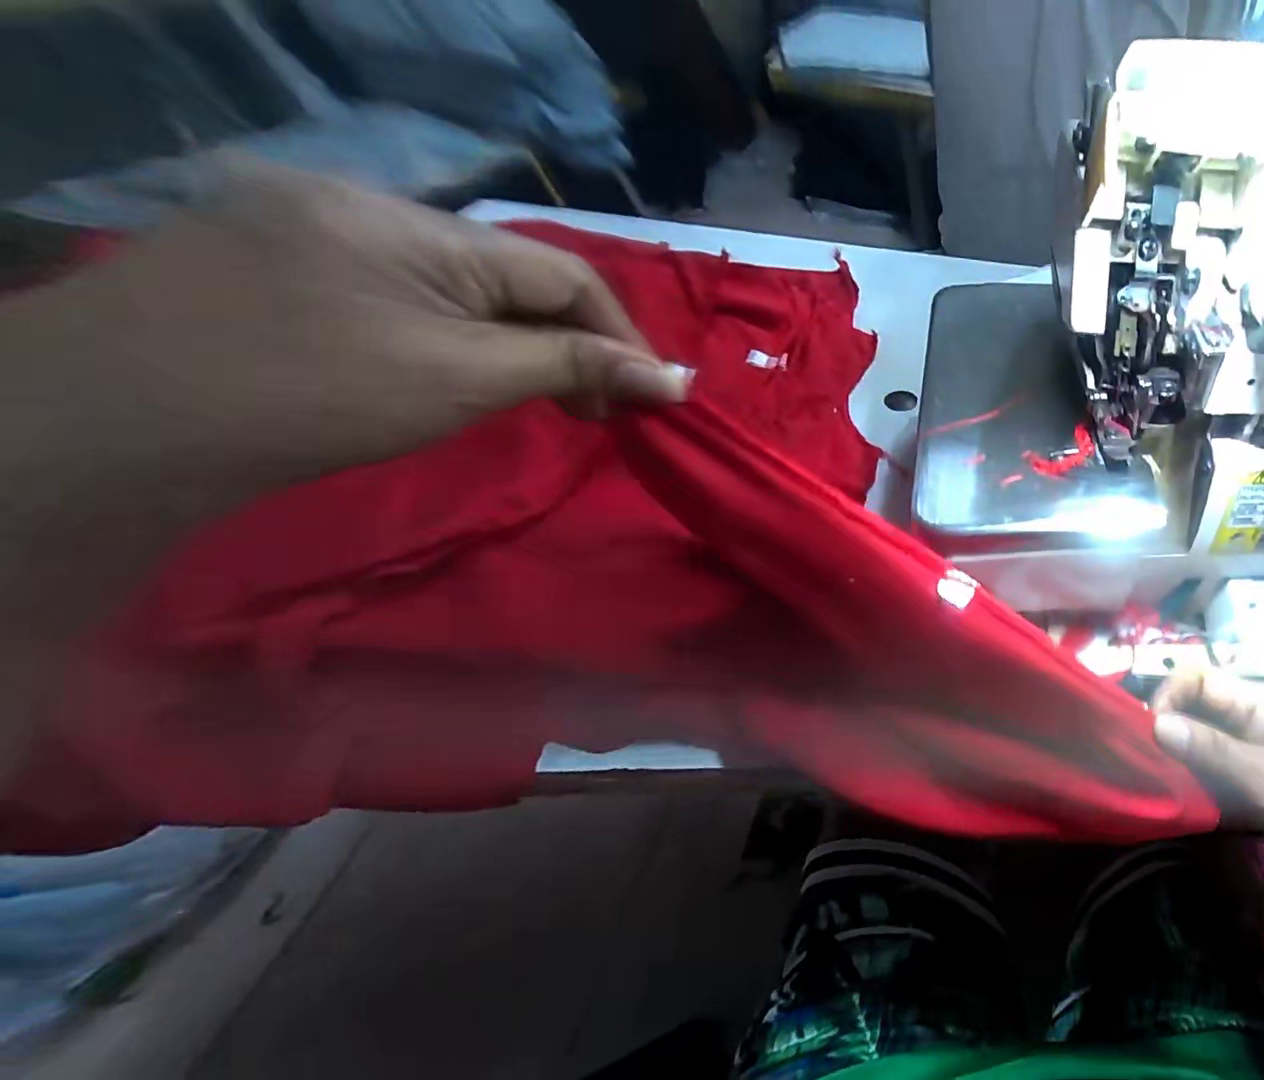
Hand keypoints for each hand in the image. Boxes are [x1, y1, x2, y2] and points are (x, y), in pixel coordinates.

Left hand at [1, 164, 689, 507]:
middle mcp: (370, 205)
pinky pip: (411, 292)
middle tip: (598, 408)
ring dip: (520, 342)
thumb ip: (574, 366)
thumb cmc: (312, 397)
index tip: (654, 393)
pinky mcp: (290, 260)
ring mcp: (322, 228)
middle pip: (514, 276)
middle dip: (571, 343)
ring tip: (546, 398)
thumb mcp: (465, 380)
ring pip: (465, 286)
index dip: (620, 332)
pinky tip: (469, 369)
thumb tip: (671, 378)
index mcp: (415, 224)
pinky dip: (462, 334)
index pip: (560, 272)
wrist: (116, 428)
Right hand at [1153, 669, 1263, 903]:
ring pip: (1196, 743)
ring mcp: (1246, 758)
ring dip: (1173, 755)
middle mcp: (1250, 725)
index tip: (1149, 727)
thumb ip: (1213, 751)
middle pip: (1194, 709)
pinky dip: (1186, 780)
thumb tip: (1155, 724)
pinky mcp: (1243, 790)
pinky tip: (1170, 793)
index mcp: (1262, 707)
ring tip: (1150, 775)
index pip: (1201, 680)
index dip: (1171, 695)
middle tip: (1142, 754)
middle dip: (1167, 725)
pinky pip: (1205, 774)